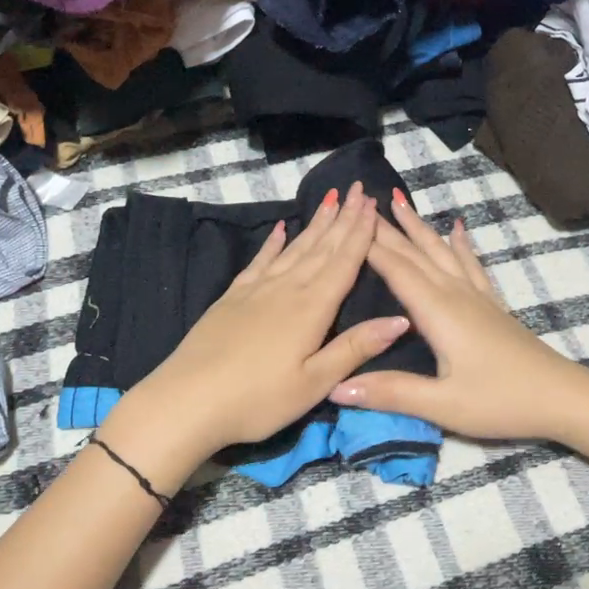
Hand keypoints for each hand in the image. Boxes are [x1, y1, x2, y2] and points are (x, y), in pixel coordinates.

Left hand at [98, 182, 407, 486]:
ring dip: (315, 224)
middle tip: (358, 188)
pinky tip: (280, 229)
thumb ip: (355, 348)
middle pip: (322, 247)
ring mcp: (257, 289)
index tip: (373, 203)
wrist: (188, 400)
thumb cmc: (258, 400)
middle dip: (343, 217)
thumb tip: (401, 319)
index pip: (344, 261)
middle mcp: (287, 288)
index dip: (361, 232)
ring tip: (330, 199)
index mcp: (312, 308)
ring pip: (294, 248)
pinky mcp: (233, 297)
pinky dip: (273, 243)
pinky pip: (260, 261)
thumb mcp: (314, 383)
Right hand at [327, 193, 588, 442]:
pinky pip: (470, 264)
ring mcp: (476, 296)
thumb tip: (336, 387)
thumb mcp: (442, 405)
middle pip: (415, 254)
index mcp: (437, 311)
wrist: (560, 396)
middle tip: (360, 201)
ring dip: (418, 227)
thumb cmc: (500, 401)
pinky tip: (458, 229)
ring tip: (400, 200)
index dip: (369, 245)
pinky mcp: (491, 304)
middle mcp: (454, 294)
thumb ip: (391, 392)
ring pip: (440, 252)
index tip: (345, 220)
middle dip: (386, 228)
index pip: (396, 269)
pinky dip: (461, 244)